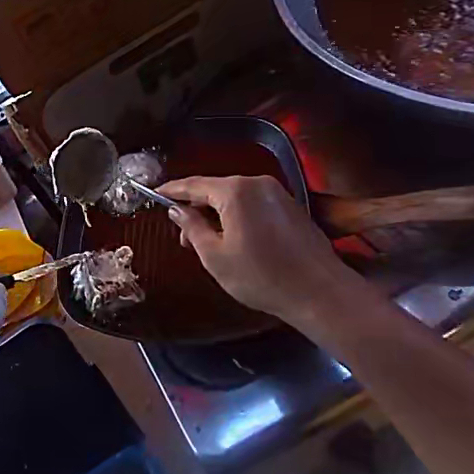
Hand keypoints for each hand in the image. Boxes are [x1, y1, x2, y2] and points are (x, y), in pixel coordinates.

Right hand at [159, 175, 365, 327]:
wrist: (318, 290)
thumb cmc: (261, 276)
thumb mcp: (216, 257)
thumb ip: (193, 227)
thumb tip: (177, 209)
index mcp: (235, 191)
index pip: (194, 184)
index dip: (173, 190)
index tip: (155, 193)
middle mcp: (257, 183)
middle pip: (216, 189)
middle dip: (197, 209)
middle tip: (184, 239)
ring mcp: (277, 192)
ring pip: (236, 197)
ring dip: (218, 214)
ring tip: (209, 244)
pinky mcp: (291, 205)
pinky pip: (254, 203)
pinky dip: (239, 215)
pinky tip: (235, 239)